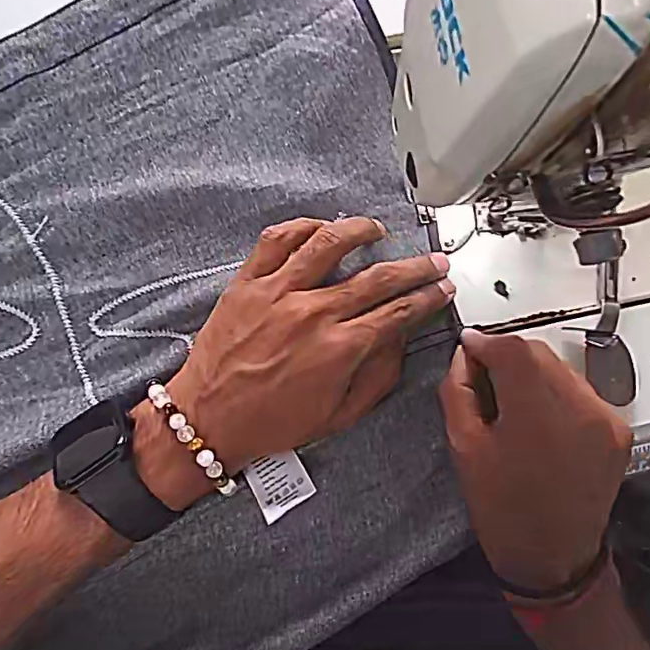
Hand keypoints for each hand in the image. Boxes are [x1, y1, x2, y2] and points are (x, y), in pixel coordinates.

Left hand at [133, 217, 454, 508]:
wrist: (209, 420)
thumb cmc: (269, 422)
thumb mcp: (338, 415)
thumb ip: (377, 376)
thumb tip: (400, 342)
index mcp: (339, 348)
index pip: (399, 311)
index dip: (427, 297)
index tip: (440, 289)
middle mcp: (312, 314)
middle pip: (378, 276)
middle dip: (416, 266)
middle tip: (431, 262)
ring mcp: (278, 293)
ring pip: (330, 243)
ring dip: (362, 230)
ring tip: (378, 230)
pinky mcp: (248, 284)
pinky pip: (277, 240)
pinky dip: (303, 227)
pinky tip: (320, 228)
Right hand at [439, 330, 631, 588]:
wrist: (552, 556)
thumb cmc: (506, 512)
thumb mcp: (464, 449)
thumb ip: (458, 392)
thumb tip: (464, 358)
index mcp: (537, 415)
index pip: (512, 349)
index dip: (485, 342)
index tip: (470, 346)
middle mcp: (580, 410)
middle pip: (538, 353)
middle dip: (507, 356)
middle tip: (483, 374)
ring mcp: (604, 420)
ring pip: (561, 369)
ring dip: (532, 373)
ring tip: (510, 403)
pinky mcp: (618, 430)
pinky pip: (580, 392)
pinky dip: (556, 394)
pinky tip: (538, 419)